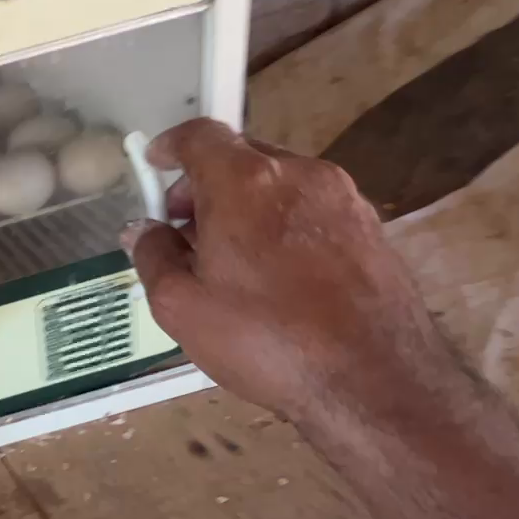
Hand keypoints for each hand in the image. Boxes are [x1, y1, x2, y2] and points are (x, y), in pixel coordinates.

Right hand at [122, 119, 456, 427]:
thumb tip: (143, 230)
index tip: (154, 165)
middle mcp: (299, 175)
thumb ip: (152, 255)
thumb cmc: (262, 337)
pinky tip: (268, 272)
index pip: (201, 135)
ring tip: (224, 256)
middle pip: (240, 156)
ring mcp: (344, 200)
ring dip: (241, 204)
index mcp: (245, 183)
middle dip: (203, 183)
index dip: (170, 145)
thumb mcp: (178, 303)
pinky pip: (308, 208)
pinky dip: (277, 222)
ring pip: (277, 183)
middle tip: (181, 226)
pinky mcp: (372, 230)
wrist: (375, 383)